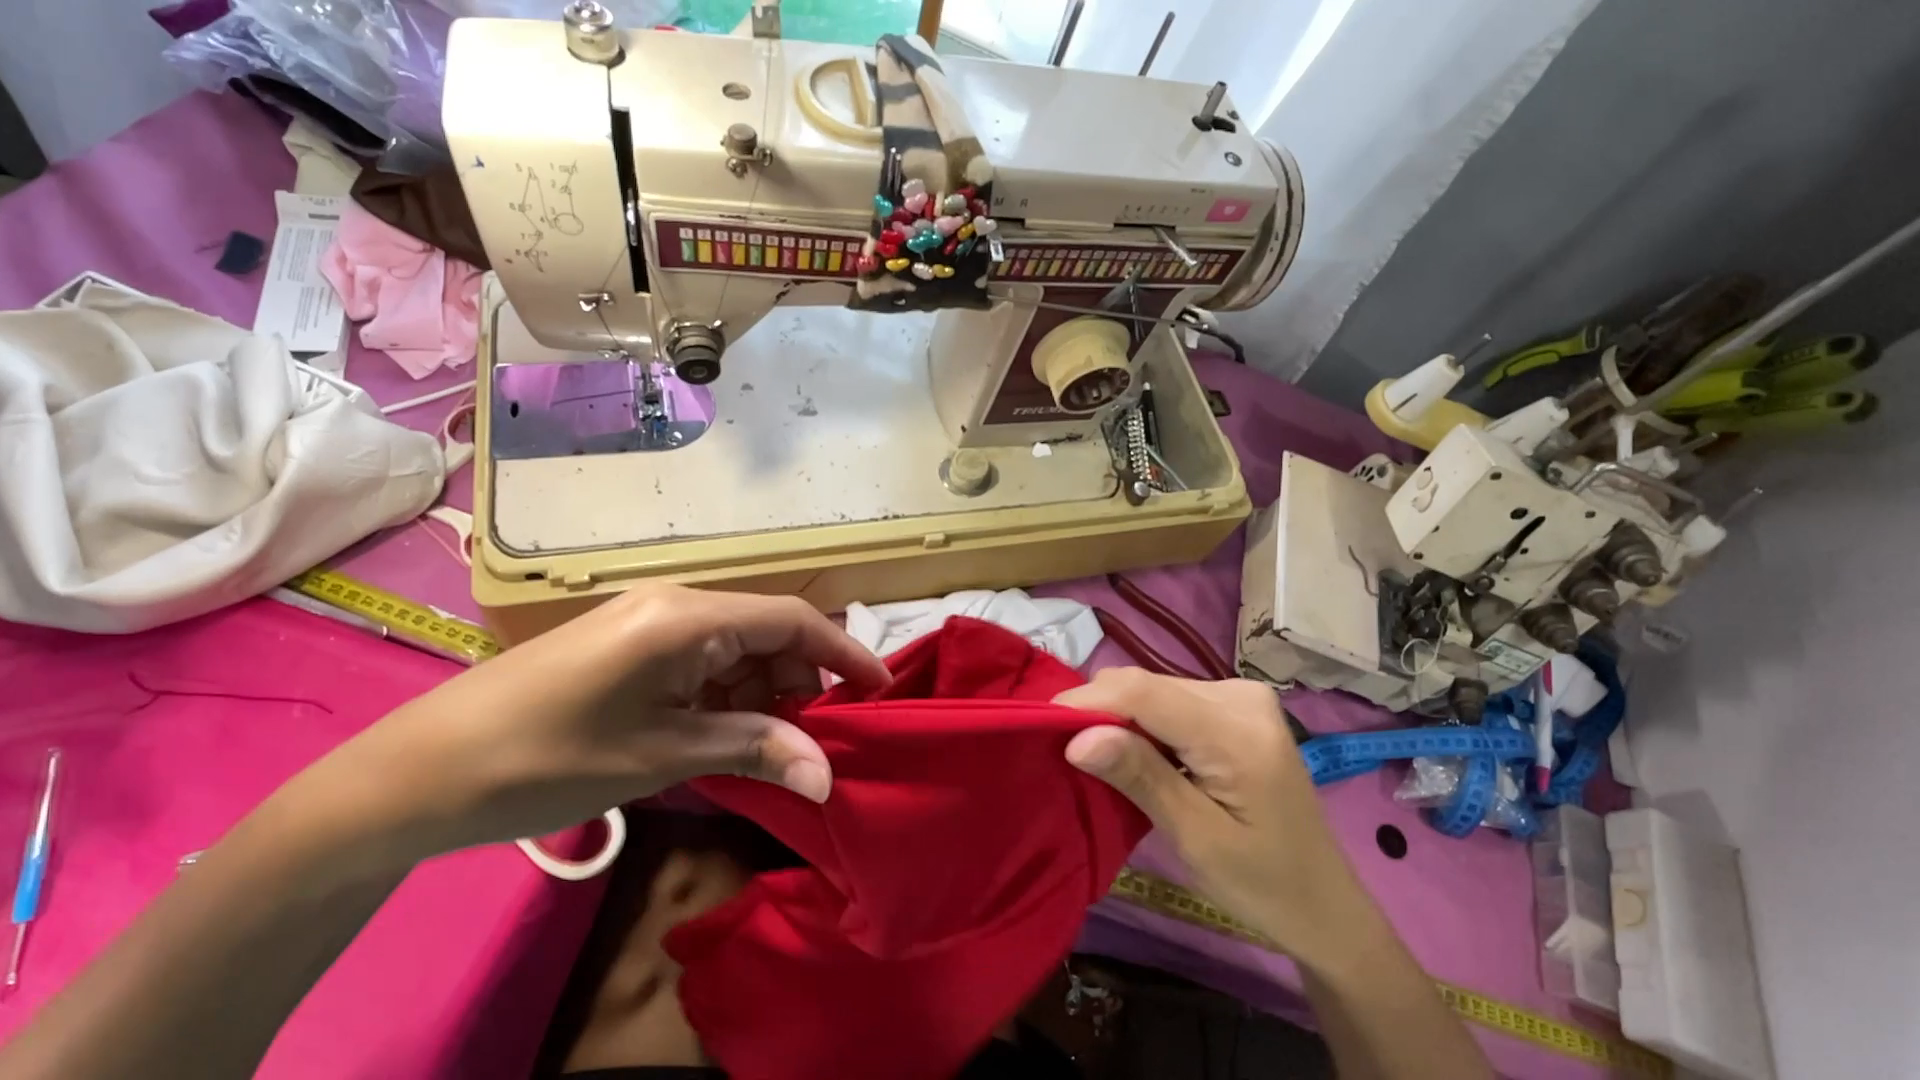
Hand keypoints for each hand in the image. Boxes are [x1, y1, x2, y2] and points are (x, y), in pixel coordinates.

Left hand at [295, 584, 890, 863]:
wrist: (422, 772)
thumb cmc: (548, 757)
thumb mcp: (662, 756)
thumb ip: (753, 751)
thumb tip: (829, 776)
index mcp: (687, 616)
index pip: (791, 620)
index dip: (844, 654)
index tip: (883, 694)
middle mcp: (675, 605)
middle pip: (767, 634)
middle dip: (800, 686)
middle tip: (815, 747)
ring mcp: (647, 625)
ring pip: (736, 651)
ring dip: (762, 698)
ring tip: (771, 755)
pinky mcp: (626, 650)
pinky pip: (700, 665)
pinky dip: (725, 701)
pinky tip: (724, 743)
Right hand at [1056, 670, 1364, 959]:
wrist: (1323, 902)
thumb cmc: (1261, 883)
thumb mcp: (1195, 838)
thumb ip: (1140, 777)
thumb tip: (1077, 736)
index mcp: (1237, 732)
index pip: (1144, 691)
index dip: (1087, 702)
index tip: (1041, 727)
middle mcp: (1241, 696)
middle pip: (1147, 684)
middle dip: (1099, 712)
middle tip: (1064, 753)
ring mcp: (1243, 698)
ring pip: (1154, 688)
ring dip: (1120, 717)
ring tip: (1096, 758)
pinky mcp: (1239, 708)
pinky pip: (1173, 700)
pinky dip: (1144, 722)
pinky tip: (1135, 755)